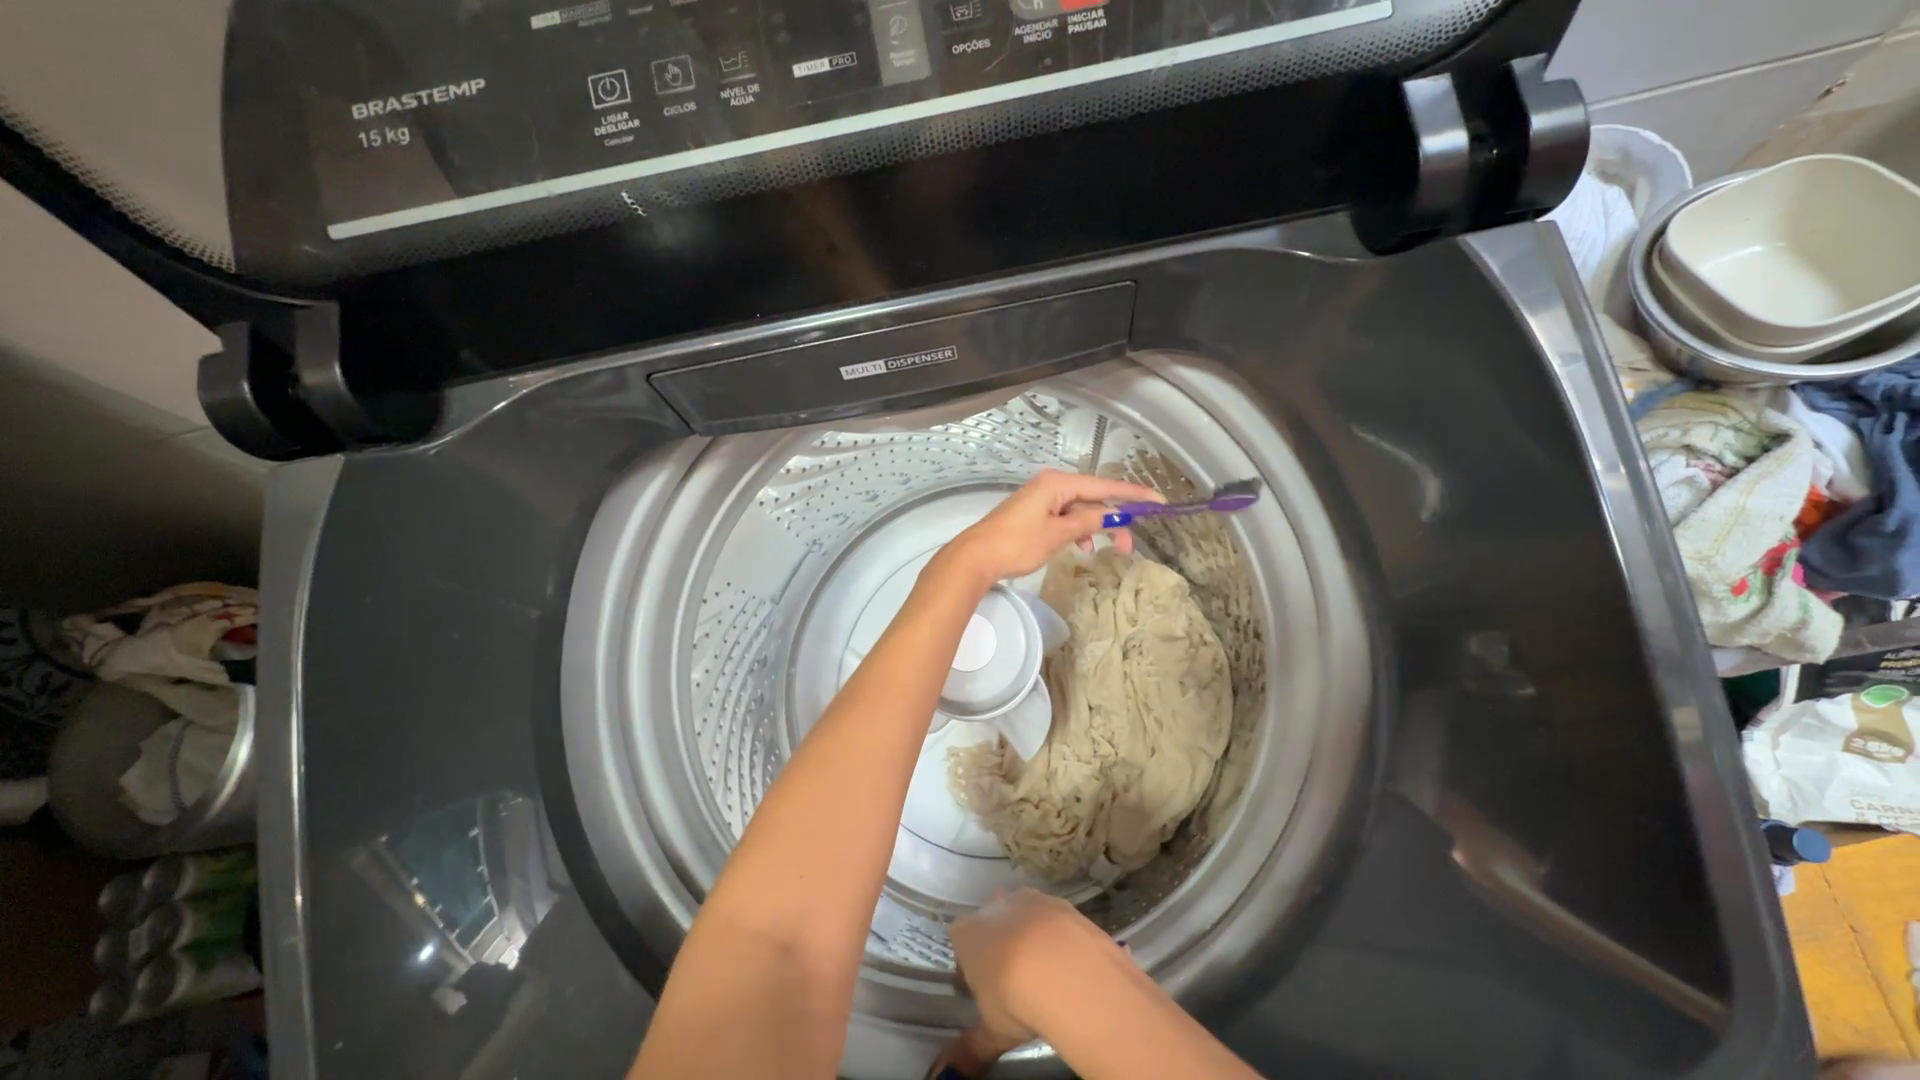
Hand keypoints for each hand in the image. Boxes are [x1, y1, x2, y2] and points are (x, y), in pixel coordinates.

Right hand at [931, 888, 1129, 1077]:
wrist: (1067, 970)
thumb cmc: (1015, 998)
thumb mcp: (992, 1031)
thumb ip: (970, 1048)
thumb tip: (947, 1072)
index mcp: (967, 933)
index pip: (959, 941)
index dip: (969, 963)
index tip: (980, 987)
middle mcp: (995, 907)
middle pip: (991, 919)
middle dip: (998, 940)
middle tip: (1012, 976)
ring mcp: (1031, 900)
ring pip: (1023, 911)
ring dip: (1029, 932)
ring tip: (1043, 969)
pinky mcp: (1064, 903)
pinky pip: (1056, 917)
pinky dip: (1060, 935)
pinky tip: (1069, 961)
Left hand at [939, 471, 1163, 589]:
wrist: (976, 557)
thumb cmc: (1017, 544)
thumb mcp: (1058, 534)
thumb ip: (1088, 522)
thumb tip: (1113, 514)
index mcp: (1058, 483)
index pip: (1104, 486)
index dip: (1133, 496)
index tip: (1158, 502)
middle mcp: (1051, 485)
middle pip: (1093, 499)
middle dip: (1114, 520)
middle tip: (1128, 546)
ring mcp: (1041, 500)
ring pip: (1080, 511)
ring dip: (1096, 529)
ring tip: (1108, 550)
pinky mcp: (1034, 514)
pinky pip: (1066, 518)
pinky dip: (1078, 531)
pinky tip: (1082, 548)